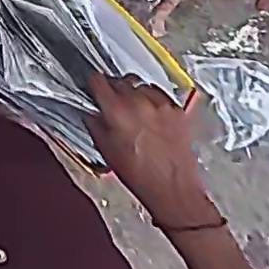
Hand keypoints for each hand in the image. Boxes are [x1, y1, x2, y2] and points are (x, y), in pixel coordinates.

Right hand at [88, 73, 217, 228]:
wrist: (172, 187)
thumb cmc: (141, 174)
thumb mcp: (107, 150)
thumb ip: (95, 125)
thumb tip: (92, 114)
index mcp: (117, 111)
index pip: (98, 81)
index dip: (93, 82)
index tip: (94, 84)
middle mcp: (138, 102)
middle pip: (120, 80)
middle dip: (114, 89)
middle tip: (113, 103)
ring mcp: (160, 104)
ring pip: (141, 86)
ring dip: (135, 94)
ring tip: (134, 113)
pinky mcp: (176, 109)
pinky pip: (160, 95)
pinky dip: (153, 101)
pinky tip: (151, 116)